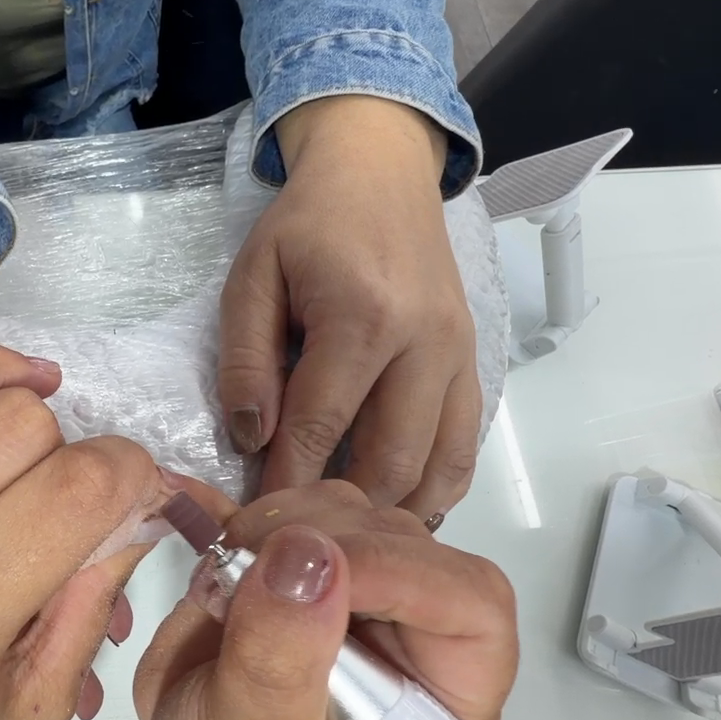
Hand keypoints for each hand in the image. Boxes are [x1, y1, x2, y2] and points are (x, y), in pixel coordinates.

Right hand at [133, 480, 516, 719]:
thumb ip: (281, 658)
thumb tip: (303, 553)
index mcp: (439, 690)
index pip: (465, 599)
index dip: (393, 568)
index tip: (296, 573)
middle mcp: (407, 626)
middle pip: (399, 537)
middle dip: (312, 540)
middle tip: (235, 579)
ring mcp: (350, 584)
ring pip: (342, 506)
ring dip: (271, 525)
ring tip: (220, 584)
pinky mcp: (295, 559)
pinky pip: (286, 505)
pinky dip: (243, 520)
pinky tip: (215, 565)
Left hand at [220, 95, 479, 518]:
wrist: (380, 176)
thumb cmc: (304, 227)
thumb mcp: (252, 279)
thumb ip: (246, 358)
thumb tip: (251, 436)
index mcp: (363, 321)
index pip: (318, 426)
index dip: (287, 484)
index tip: (261, 528)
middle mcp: (426, 346)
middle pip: (389, 459)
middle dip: (344, 511)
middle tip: (303, 543)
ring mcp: (461, 356)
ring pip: (439, 463)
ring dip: (393, 510)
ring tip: (349, 540)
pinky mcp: (474, 361)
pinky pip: (464, 442)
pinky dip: (436, 484)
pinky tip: (399, 508)